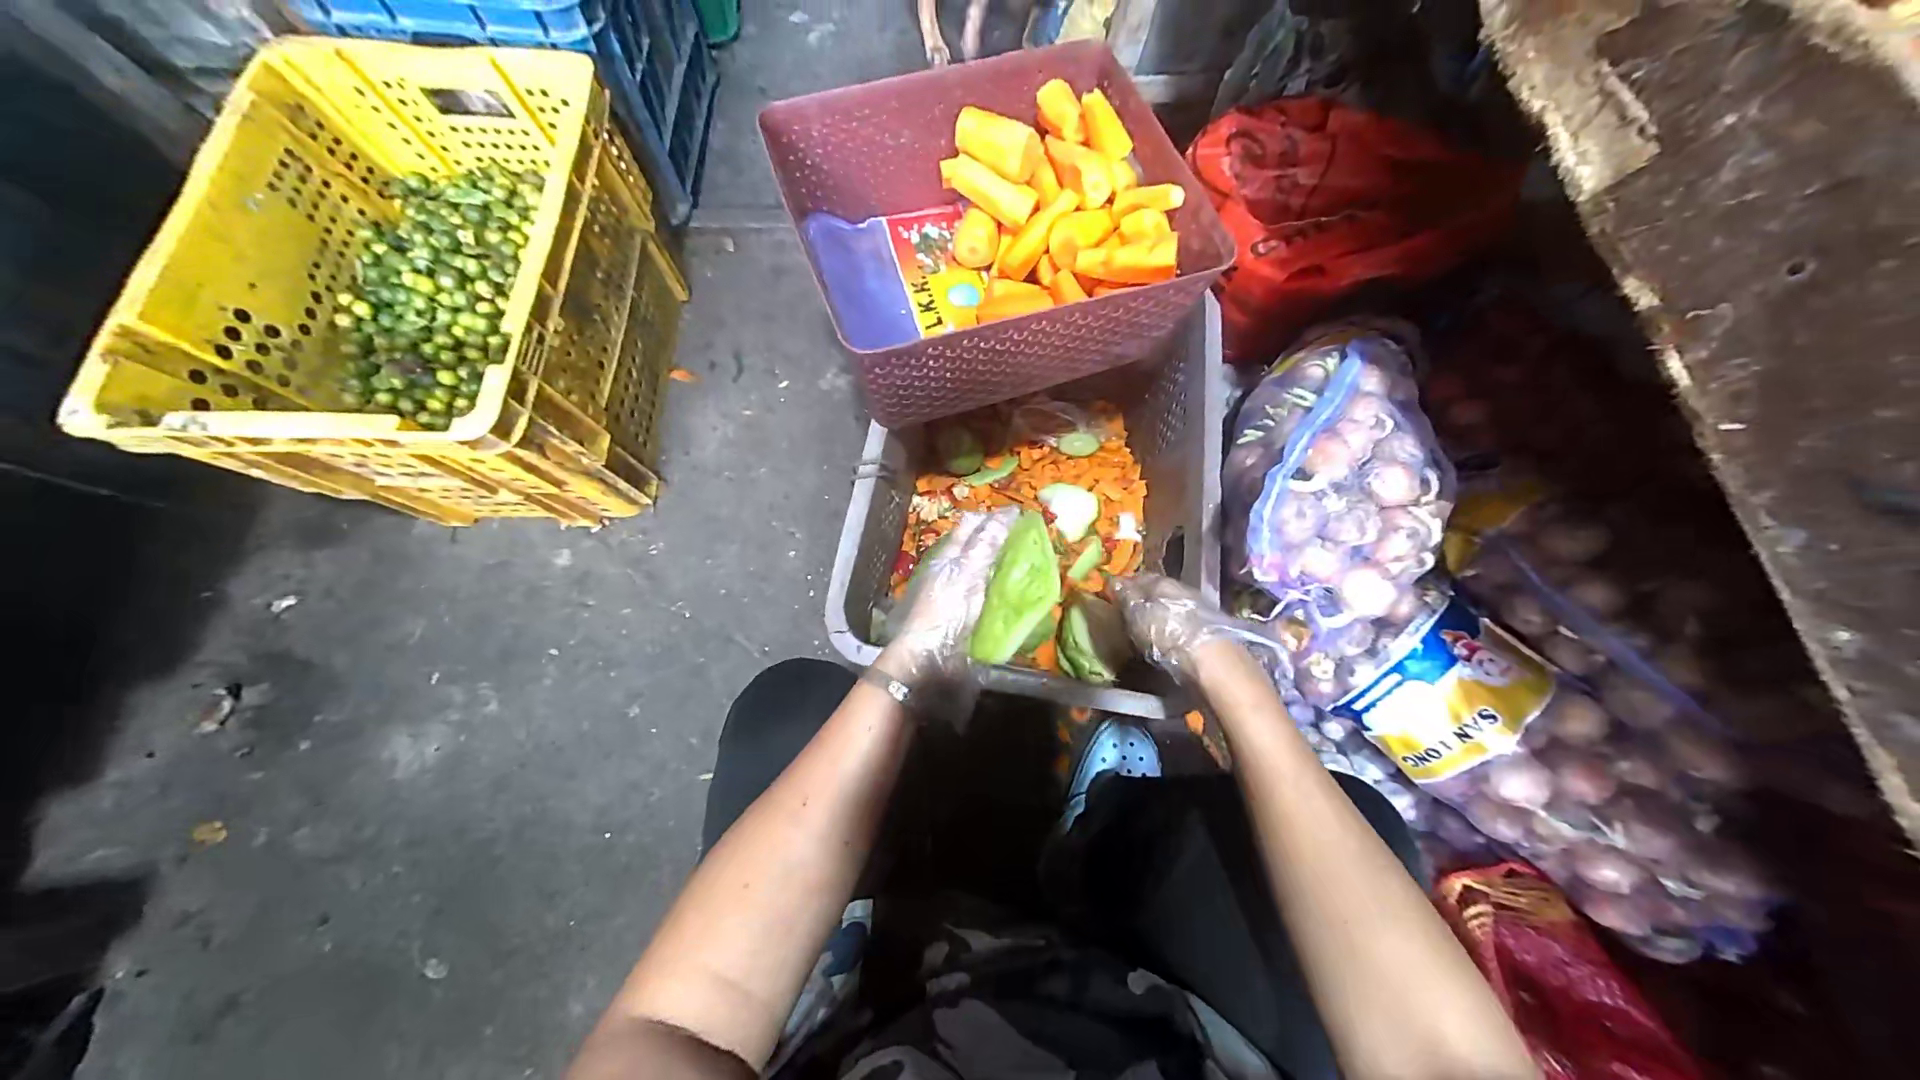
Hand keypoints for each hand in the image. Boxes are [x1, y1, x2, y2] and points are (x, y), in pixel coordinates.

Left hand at [875, 508, 1016, 688]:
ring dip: (993, 557)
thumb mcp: (966, 575)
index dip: (992, 517)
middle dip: (994, 534)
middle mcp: (947, 566)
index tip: (1018, 515)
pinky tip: (1003, 587)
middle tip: (1023, 535)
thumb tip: (1005, 515)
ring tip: (1018, 558)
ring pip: (974, 563)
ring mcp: (949, 587)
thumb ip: (984, 546)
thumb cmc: (944, 612)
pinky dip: (991, 579)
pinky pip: (976, 585)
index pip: (971, 524)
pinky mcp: (954, 608)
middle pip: (972, 542)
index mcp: (948, 553)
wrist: (923, 655)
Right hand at [1108, 573, 1249, 682]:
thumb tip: (1114, 580)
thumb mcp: (1137, 613)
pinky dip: (1170, 628)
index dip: (1125, 585)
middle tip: (1126, 612)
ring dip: (1157, 614)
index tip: (1112, 595)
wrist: (1210, 660)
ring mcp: (1196, 609)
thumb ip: (1125, 595)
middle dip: (1142, 599)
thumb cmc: (1167, 632)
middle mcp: (1181, 589)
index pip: (1138, 577)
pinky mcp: (1206, 630)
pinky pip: (1180, 623)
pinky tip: (1164, 639)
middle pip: (1156, 591)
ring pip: (1170, 606)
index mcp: (1161, 581)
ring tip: (1143, 628)